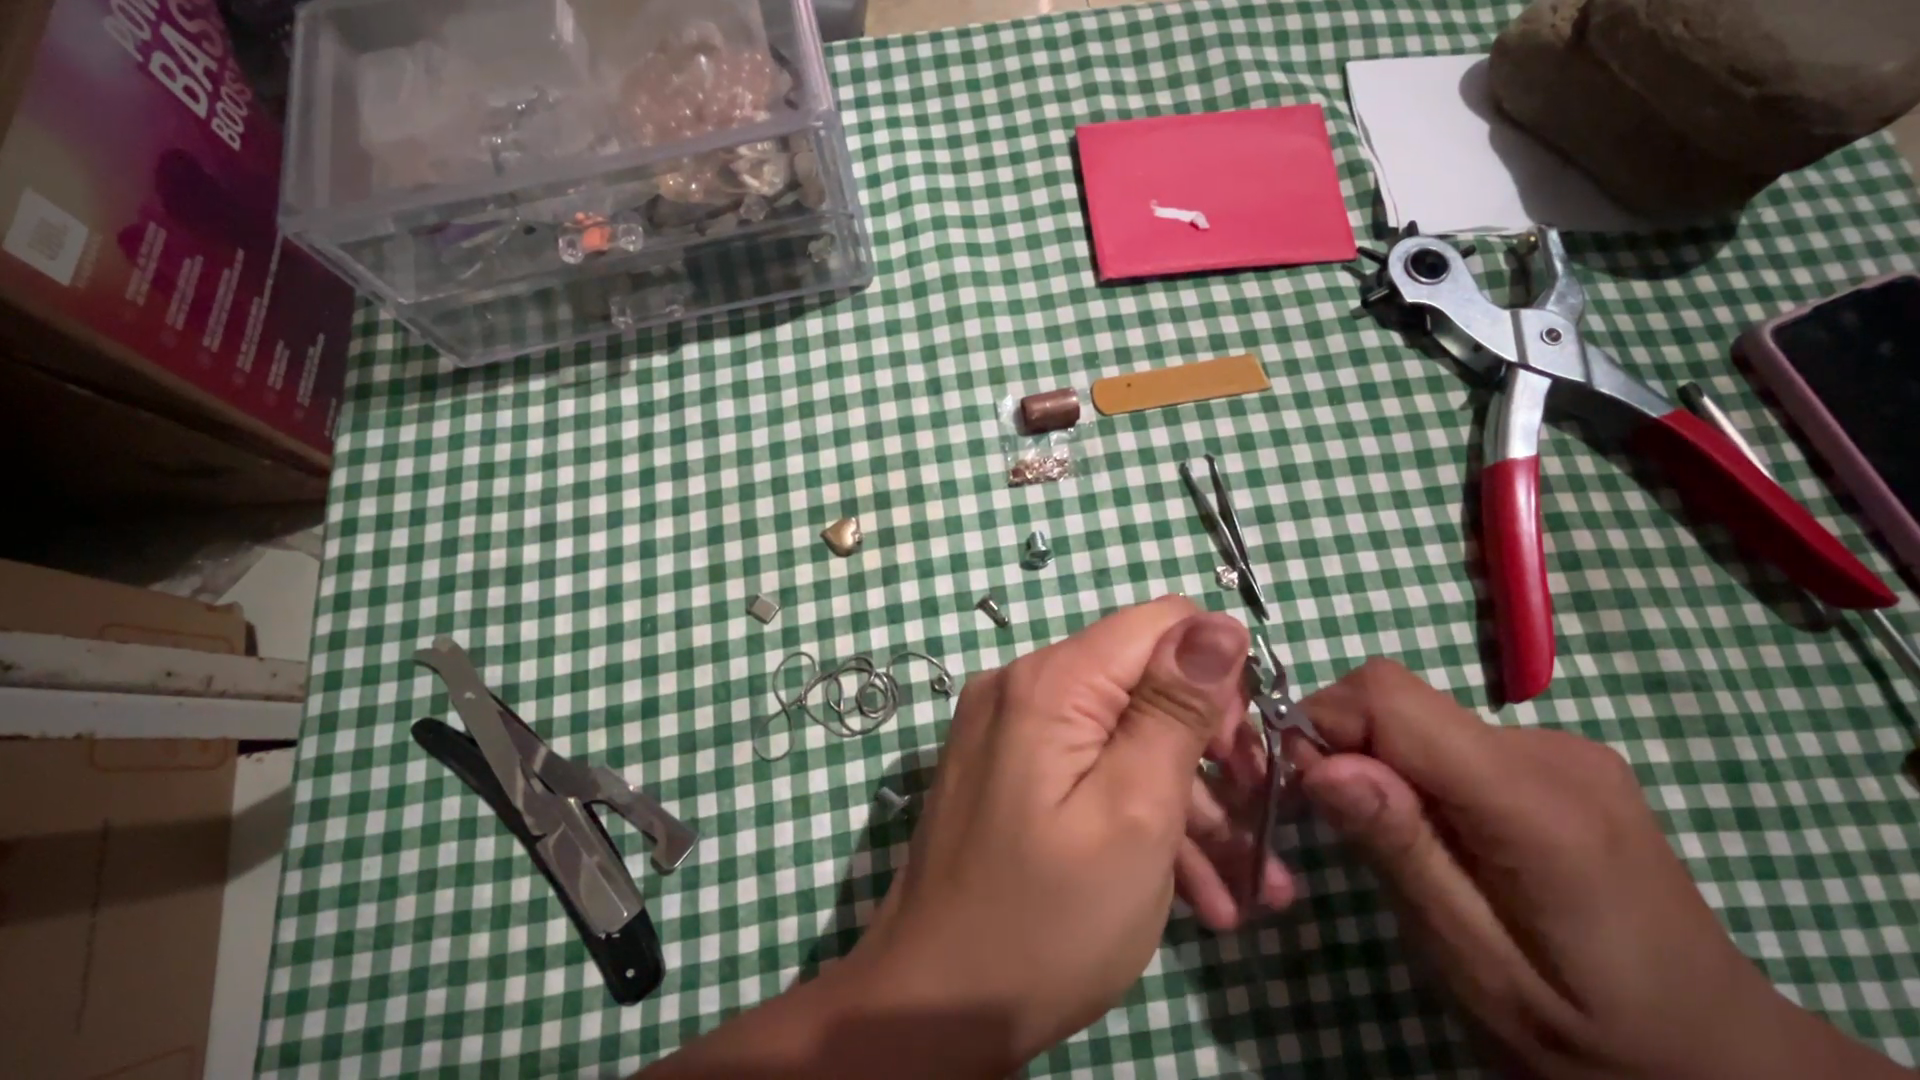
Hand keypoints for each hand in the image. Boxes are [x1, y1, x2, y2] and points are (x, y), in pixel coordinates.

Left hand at [843, 596, 1290, 1070]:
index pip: (1160, 623)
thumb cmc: (1046, 920)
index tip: (1244, 757)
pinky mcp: (1007, 779)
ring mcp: (1008, 736)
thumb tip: (1218, 623)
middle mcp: (1022, 690)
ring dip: (1190, 807)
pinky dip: (1140, 822)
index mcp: (1051, 682)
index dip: (1217, 678)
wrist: (931, 1010)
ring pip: (1124, 740)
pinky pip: (1088, 776)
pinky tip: (1199, 898)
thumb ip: (1176, 709)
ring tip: (1253, 889)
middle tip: (1263, 825)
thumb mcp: (1134, 813)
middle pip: (1144, 683)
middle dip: (1213, 752)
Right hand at [1291, 659, 1906, 1079]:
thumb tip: (1319, 763)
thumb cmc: (1591, 1032)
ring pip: (1424, 718)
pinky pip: (1458, 741)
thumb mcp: (1478, 967)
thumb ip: (1404, 854)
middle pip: (1401, 701)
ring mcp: (1567, 750)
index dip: (1320, 721)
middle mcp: (1553, 750)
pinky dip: (1421, 773)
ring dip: (1383, 765)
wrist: (1724, 1056)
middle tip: (1338, 831)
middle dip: (1343, 746)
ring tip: (1397, 850)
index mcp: (1534, 802)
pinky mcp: (1566, 762)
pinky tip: (1446, 842)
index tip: (1297, 787)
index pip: (1390, 698)